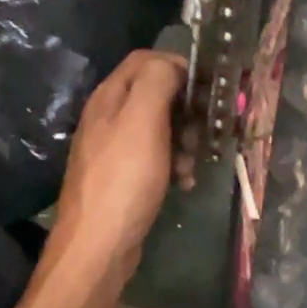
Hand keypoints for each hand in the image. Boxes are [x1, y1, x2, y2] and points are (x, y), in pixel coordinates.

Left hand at [49, 49, 187, 281]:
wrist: (97, 246)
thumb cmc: (123, 179)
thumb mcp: (142, 120)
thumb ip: (157, 82)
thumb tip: (172, 65)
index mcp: (109, 98)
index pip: (145, 60)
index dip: (178, 66)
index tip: (208, 87)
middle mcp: (107, 118)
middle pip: (155, 95)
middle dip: (185, 110)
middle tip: (202, 132)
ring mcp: (113, 150)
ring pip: (159, 129)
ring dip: (184, 141)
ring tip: (191, 165)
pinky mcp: (122, 179)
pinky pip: (155, 159)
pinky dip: (174, 166)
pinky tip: (184, 184)